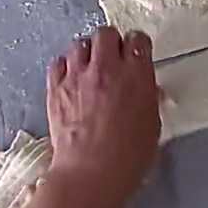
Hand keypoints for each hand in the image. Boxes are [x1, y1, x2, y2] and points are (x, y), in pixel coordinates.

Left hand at [45, 26, 161, 202]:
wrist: (90, 172)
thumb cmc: (128, 156)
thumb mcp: (152, 125)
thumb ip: (149, 98)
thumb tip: (150, 88)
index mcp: (136, 74)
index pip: (138, 40)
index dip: (137, 46)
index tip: (136, 53)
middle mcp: (106, 68)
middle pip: (106, 34)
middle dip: (111, 43)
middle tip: (113, 58)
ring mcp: (78, 75)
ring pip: (80, 43)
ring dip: (87, 53)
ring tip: (90, 67)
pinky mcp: (56, 87)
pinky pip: (58, 62)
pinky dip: (65, 67)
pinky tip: (70, 79)